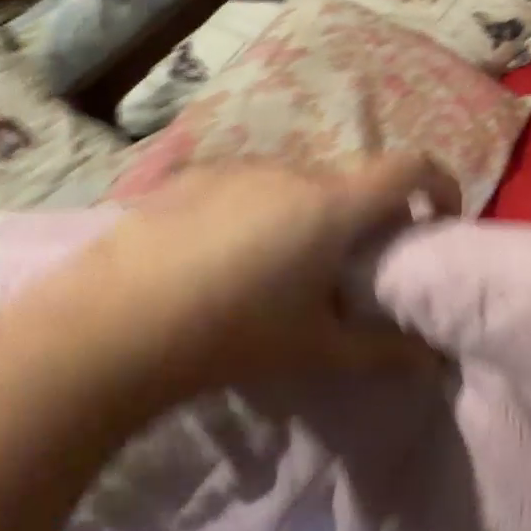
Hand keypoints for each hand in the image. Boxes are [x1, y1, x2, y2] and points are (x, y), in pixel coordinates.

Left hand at [21, 156, 458, 401]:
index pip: (412, 167)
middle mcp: (292, 174)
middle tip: (355, 262)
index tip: (438, 218)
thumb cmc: (226, 337)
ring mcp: (233, 173)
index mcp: (334, 205)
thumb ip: (384, 351)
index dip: (440, 184)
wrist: (91, 339)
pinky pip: (246, 188)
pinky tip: (224, 261)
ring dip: (312, 212)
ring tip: (285, 264)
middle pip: (354, 180)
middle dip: (369, 213)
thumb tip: (436, 363)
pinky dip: (259, 212)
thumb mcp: (315, 350)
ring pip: (298, 184)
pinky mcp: (182, 184)